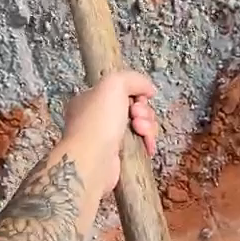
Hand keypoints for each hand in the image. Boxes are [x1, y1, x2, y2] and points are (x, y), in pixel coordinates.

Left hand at [57, 70, 158, 200]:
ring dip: (148, 125)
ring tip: (140, 131)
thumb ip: (133, 79)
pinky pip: (141, 143)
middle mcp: (98, 118)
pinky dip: (147, 141)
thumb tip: (149, 90)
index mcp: (90, 99)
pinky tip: (146, 144)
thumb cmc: (98, 120)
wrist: (93, 160)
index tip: (137, 99)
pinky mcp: (120, 156)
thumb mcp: (113, 84)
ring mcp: (109, 138)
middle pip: (134, 107)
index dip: (135, 92)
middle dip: (143, 111)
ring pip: (141, 125)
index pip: (120, 90)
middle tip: (136, 116)